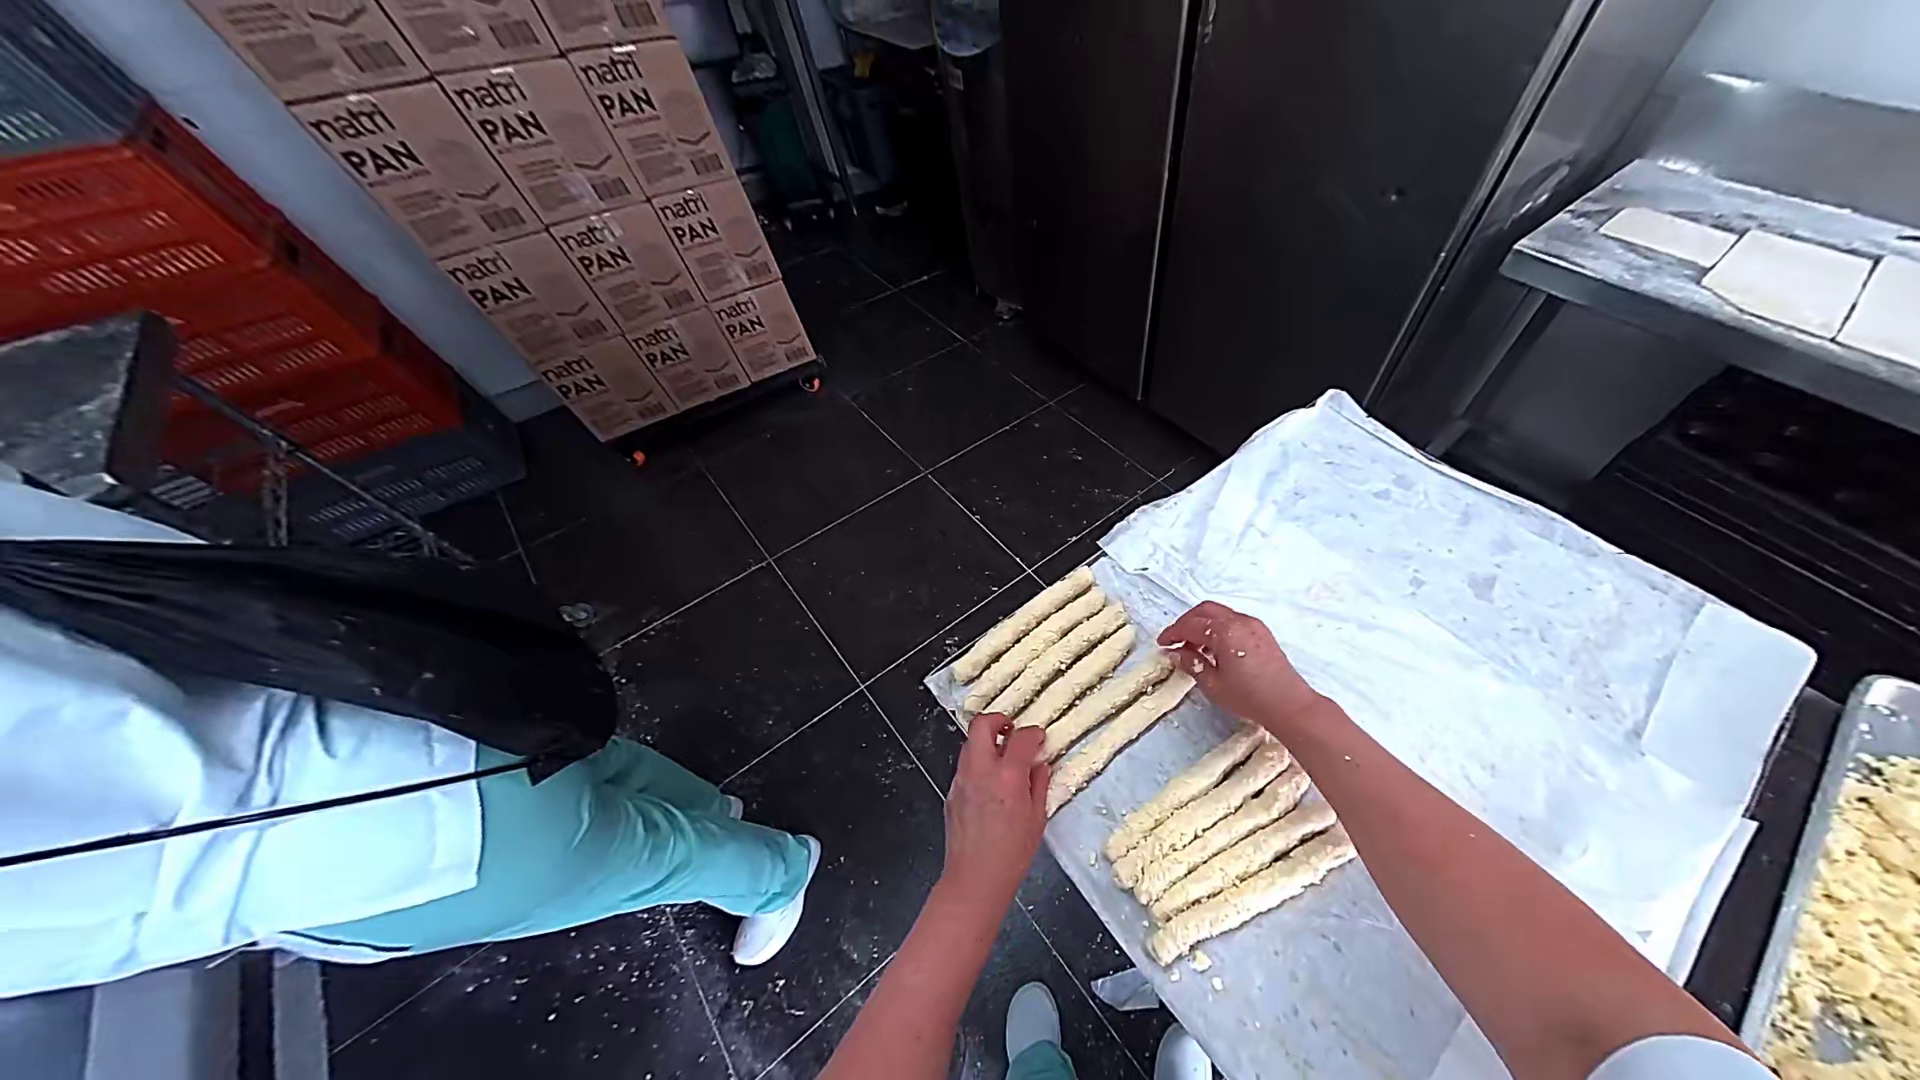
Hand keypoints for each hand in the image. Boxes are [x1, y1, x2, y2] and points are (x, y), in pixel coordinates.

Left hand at [942, 713, 1048, 904]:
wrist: (975, 878)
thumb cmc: (1011, 854)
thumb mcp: (1037, 818)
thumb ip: (1038, 785)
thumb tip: (1040, 766)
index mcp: (1007, 776)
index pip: (1021, 738)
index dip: (1033, 733)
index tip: (1039, 737)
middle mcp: (981, 771)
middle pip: (982, 725)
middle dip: (999, 720)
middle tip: (1012, 730)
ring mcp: (962, 779)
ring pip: (970, 743)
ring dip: (986, 741)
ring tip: (1002, 756)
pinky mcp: (952, 791)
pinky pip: (964, 766)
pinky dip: (977, 763)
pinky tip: (989, 782)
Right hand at [1158, 601, 1326, 737]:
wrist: (1290, 705)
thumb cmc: (1251, 697)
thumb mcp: (1213, 684)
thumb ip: (1192, 663)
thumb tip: (1176, 653)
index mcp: (1225, 632)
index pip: (1191, 625)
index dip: (1173, 633)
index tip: (1163, 643)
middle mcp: (1240, 622)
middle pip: (1204, 611)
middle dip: (1186, 622)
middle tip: (1175, 640)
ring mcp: (1253, 625)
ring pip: (1219, 614)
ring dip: (1202, 624)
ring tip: (1192, 647)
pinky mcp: (1261, 633)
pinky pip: (1232, 621)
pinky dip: (1217, 628)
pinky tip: (1213, 648)